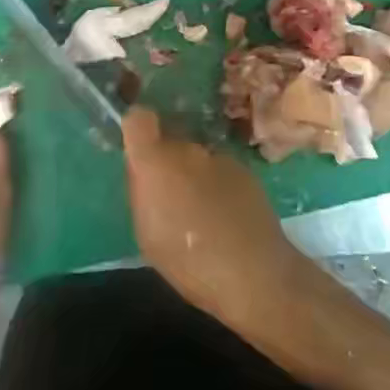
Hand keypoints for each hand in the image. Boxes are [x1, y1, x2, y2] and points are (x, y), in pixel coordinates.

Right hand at [122, 107, 304, 319]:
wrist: (253, 271)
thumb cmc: (188, 260)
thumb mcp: (146, 232)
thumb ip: (141, 191)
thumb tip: (142, 171)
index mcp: (156, 161)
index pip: (138, 118)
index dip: (136, 129)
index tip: (137, 150)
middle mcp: (188, 149)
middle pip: (169, 140)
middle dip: (165, 161)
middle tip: (168, 196)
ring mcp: (219, 156)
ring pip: (196, 156)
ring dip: (193, 174)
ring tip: (199, 212)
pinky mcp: (245, 169)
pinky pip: (219, 170)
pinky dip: (217, 184)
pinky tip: (224, 216)